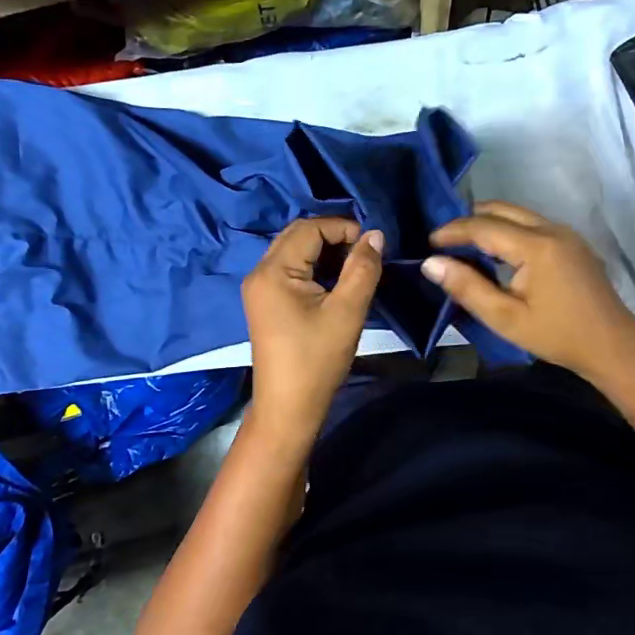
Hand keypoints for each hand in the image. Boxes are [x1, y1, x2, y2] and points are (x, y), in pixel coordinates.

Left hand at [242, 218, 384, 429]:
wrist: (288, 406)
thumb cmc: (317, 359)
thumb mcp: (347, 311)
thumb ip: (362, 268)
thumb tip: (375, 235)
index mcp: (274, 271)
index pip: (310, 228)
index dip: (343, 228)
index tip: (373, 247)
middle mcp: (260, 272)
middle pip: (298, 234)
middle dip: (334, 237)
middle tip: (365, 255)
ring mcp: (259, 287)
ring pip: (294, 250)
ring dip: (325, 252)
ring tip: (354, 268)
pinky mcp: (265, 301)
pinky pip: (290, 269)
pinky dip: (314, 267)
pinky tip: (336, 282)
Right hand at [422, 202, 634, 380]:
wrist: (612, 344)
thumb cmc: (556, 335)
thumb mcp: (505, 318)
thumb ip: (466, 287)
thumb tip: (430, 263)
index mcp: (536, 247)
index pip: (484, 227)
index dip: (452, 232)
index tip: (428, 244)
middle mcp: (552, 229)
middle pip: (501, 210)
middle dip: (468, 221)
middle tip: (443, 241)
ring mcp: (565, 233)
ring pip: (517, 214)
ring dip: (488, 223)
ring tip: (464, 246)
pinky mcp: (571, 241)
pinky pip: (531, 223)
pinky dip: (506, 229)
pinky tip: (495, 252)